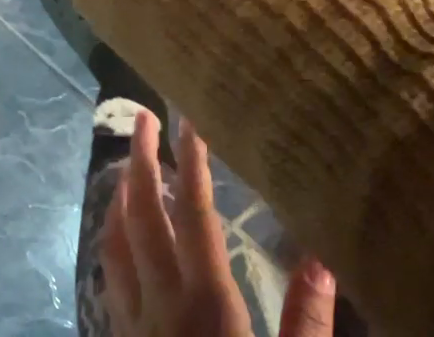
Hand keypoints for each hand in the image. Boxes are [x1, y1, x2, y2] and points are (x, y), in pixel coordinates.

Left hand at [101, 112, 335, 336]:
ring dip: (121, 193)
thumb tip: (322, 255)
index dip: (190, 159)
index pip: (193, 211)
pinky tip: (120, 231)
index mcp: (207, 301)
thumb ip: (307, 318)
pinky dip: (113, 236)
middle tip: (143, 116)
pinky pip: (111, 273)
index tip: (187, 116)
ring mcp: (135, 321)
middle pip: (143, 213)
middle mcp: (162, 300)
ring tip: (129, 161)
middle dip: (141, 159)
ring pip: (116, 239)